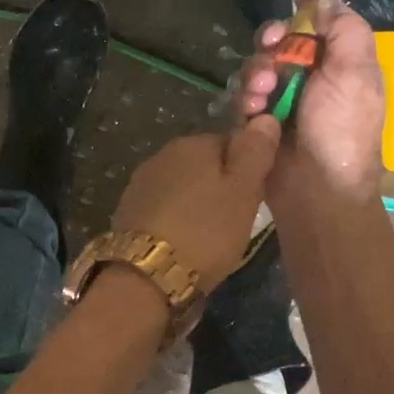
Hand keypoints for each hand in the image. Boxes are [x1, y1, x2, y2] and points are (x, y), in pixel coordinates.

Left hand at [110, 119, 280, 292]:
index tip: (255, 196)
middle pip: (203, 163)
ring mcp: (141, 182)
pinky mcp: (129, 210)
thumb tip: (265, 117)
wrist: (145, 276)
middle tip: (235, 219)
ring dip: (196, 201)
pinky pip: (164, 205)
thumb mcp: (243, 192)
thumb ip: (254, 153)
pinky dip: (176, 217)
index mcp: (193, 143)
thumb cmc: (205, 231)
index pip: (230, 141)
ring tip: (210, 234)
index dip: (247, 167)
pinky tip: (183, 240)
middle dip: (220, 184)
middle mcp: (163, 154)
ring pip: (182, 185)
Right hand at [234, 0, 385, 208]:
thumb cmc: (341, 130)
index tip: (291, 4)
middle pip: (279, 41)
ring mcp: (284, 101)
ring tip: (261, 97)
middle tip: (270, 55)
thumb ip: (344, 28)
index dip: (302, 12)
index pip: (317, 24)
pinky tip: (253, 115)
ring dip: (256, 75)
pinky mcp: (259, 122)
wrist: (316, 191)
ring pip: (257, 66)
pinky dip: (246, 102)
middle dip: (271, 44)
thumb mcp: (355, 72)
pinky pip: (243, 97)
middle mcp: (313, 78)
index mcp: (342, 64)